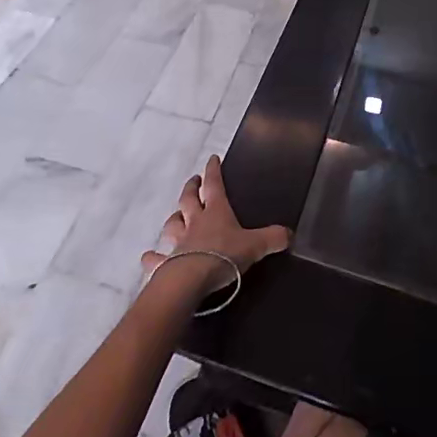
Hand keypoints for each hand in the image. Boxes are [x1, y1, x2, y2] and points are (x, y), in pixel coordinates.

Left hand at [142, 155, 291, 292]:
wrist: (192, 278)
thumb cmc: (224, 255)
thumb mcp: (255, 246)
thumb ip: (272, 238)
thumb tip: (288, 234)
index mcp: (215, 212)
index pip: (214, 185)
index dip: (213, 171)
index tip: (212, 159)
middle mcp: (194, 222)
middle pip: (189, 199)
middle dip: (191, 188)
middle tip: (193, 181)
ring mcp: (178, 241)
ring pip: (173, 224)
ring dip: (174, 219)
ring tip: (175, 217)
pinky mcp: (166, 262)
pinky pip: (156, 258)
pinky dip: (152, 257)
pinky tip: (148, 257)